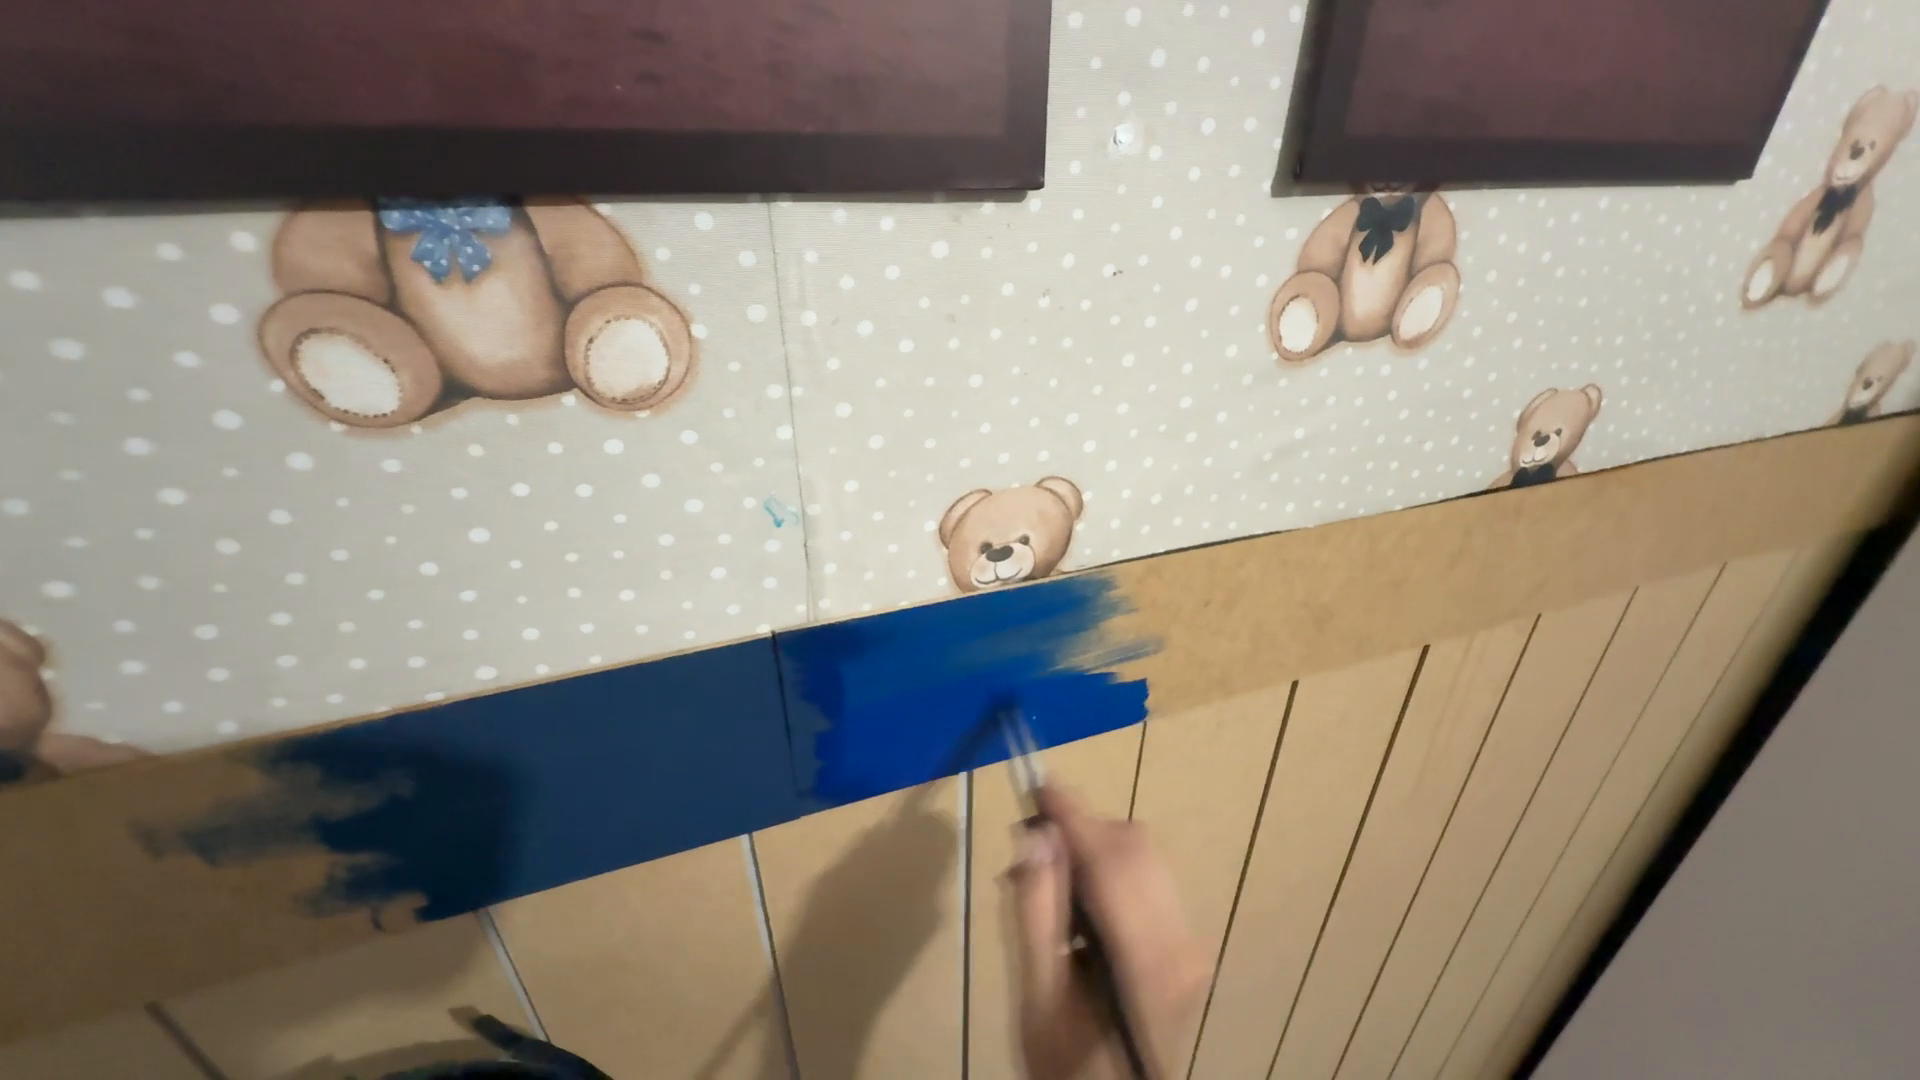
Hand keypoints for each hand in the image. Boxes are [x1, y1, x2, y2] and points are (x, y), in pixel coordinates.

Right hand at [1004, 785, 1213, 1079]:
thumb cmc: (1065, 1058)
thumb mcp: (1036, 993)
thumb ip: (1036, 911)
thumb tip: (1034, 835)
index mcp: (1142, 962)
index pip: (1109, 861)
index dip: (1072, 814)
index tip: (1037, 782)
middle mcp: (1181, 943)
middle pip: (1133, 846)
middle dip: (1083, 829)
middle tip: (1034, 844)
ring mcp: (1193, 942)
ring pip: (1144, 853)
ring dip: (1097, 845)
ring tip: (1055, 876)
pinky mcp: (1192, 942)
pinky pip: (1151, 876)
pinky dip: (1113, 866)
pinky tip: (1084, 898)